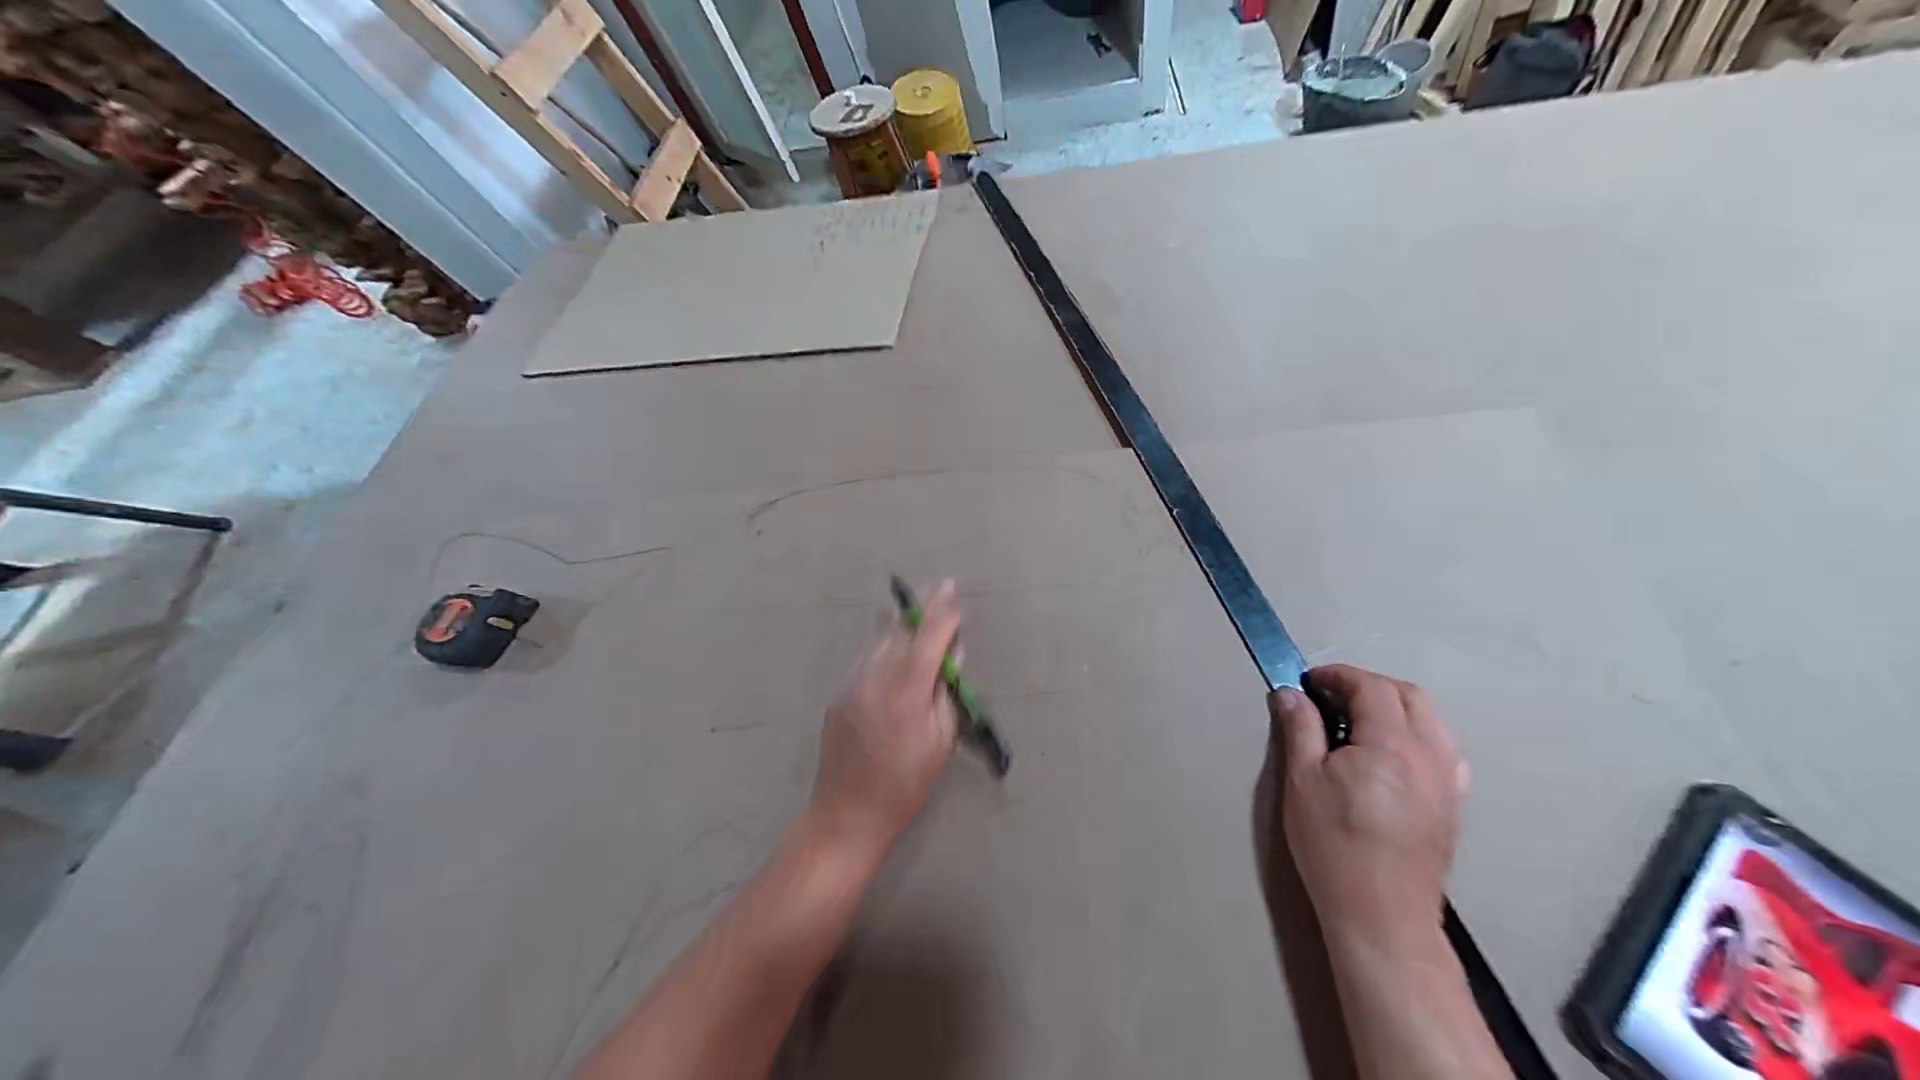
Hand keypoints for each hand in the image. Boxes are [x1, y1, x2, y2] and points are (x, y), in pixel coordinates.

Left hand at [806, 580, 962, 855]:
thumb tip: (951, 658)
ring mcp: (852, 683)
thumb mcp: (940, 743)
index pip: (930, 636)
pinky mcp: (838, 693)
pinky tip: (893, 649)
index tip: (953, 592)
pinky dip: (883, 647)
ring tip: (917, 611)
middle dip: (924, 607)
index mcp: (908, 691)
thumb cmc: (905, 784)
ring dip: (902, 623)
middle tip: (940, 586)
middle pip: (902, 628)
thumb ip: (946, 694)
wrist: (847, 812)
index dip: (944, 611)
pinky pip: (865, 658)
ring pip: (879, 639)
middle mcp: (876, 677)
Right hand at [1269, 664, 1467, 944]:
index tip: (1310, 681)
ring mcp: (1448, 779)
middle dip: (1368, 684)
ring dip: (1395, 705)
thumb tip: (1290, 694)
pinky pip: (1444, 748)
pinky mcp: (1453, 801)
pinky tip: (1392, 750)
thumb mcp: (1302, 780)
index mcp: (1391, 745)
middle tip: (1330, 695)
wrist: (1381, 912)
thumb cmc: (1333, 845)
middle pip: (1408, 695)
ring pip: (1431, 719)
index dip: (1338, 675)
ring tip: (1358, 718)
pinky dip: (1418, 732)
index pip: (1371, 688)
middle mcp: (1429, 754)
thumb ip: (1300, 729)